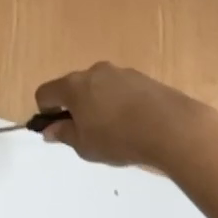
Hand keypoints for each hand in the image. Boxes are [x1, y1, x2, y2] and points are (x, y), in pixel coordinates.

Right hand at [34, 62, 213, 167]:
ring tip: (114, 130)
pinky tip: (133, 123)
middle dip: (74, 107)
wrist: (172, 128)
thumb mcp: (84, 146)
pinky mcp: (143, 78)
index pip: (45, 93)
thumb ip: (64, 134)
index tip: (59, 129)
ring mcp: (121, 72)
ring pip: (98, 87)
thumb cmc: (119, 139)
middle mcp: (94, 72)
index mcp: (73, 86)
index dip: (46, 111)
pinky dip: (119, 103)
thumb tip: (50, 129)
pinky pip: (120, 89)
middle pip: (73, 87)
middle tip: (87, 133)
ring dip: (97, 104)